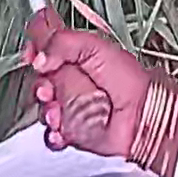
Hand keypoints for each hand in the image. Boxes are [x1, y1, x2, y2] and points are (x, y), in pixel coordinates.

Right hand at [22, 9, 177, 176]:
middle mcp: (69, 78)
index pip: (43, 45)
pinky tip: (62, 129)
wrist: (144, 118)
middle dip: (40, 83)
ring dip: (47, 109)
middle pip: (38, 78)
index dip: (35, 48)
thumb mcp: (94, 46)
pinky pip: (50, 134)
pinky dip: (53, 133)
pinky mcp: (71, 130)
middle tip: (49, 86)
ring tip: (59, 110)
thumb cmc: (128, 80)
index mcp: (74, 53)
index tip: (33, 53)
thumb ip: (61, 42)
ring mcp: (69, 104)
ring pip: (41, 106)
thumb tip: (38, 56)